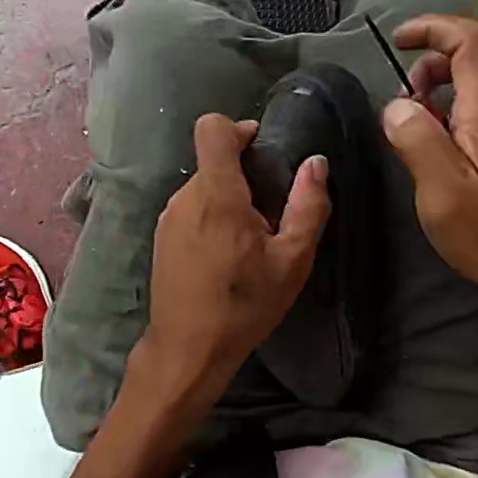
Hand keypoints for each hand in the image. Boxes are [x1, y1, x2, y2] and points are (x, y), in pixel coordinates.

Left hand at [141, 114, 330, 400]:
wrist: (188, 349)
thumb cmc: (244, 306)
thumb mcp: (292, 260)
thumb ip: (308, 206)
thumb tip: (316, 162)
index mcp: (216, 195)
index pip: (212, 128)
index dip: (238, 128)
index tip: (261, 150)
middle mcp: (184, 197)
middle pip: (213, 161)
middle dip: (243, 174)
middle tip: (270, 213)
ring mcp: (167, 217)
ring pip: (203, 188)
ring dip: (228, 199)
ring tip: (250, 241)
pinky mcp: (161, 237)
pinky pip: (191, 209)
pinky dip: (211, 217)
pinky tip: (226, 255)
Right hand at [379, 15, 477, 305]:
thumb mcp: (441, 191)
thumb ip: (416, 140)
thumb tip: (396, 105)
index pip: (472, 38)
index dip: (434, 26)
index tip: (398, 40)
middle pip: (475, 55)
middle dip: (429, 63)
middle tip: (401, 105)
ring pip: (476, 84)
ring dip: (437, 91)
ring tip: (414, 130)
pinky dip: (450, 113)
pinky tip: (438, 150)